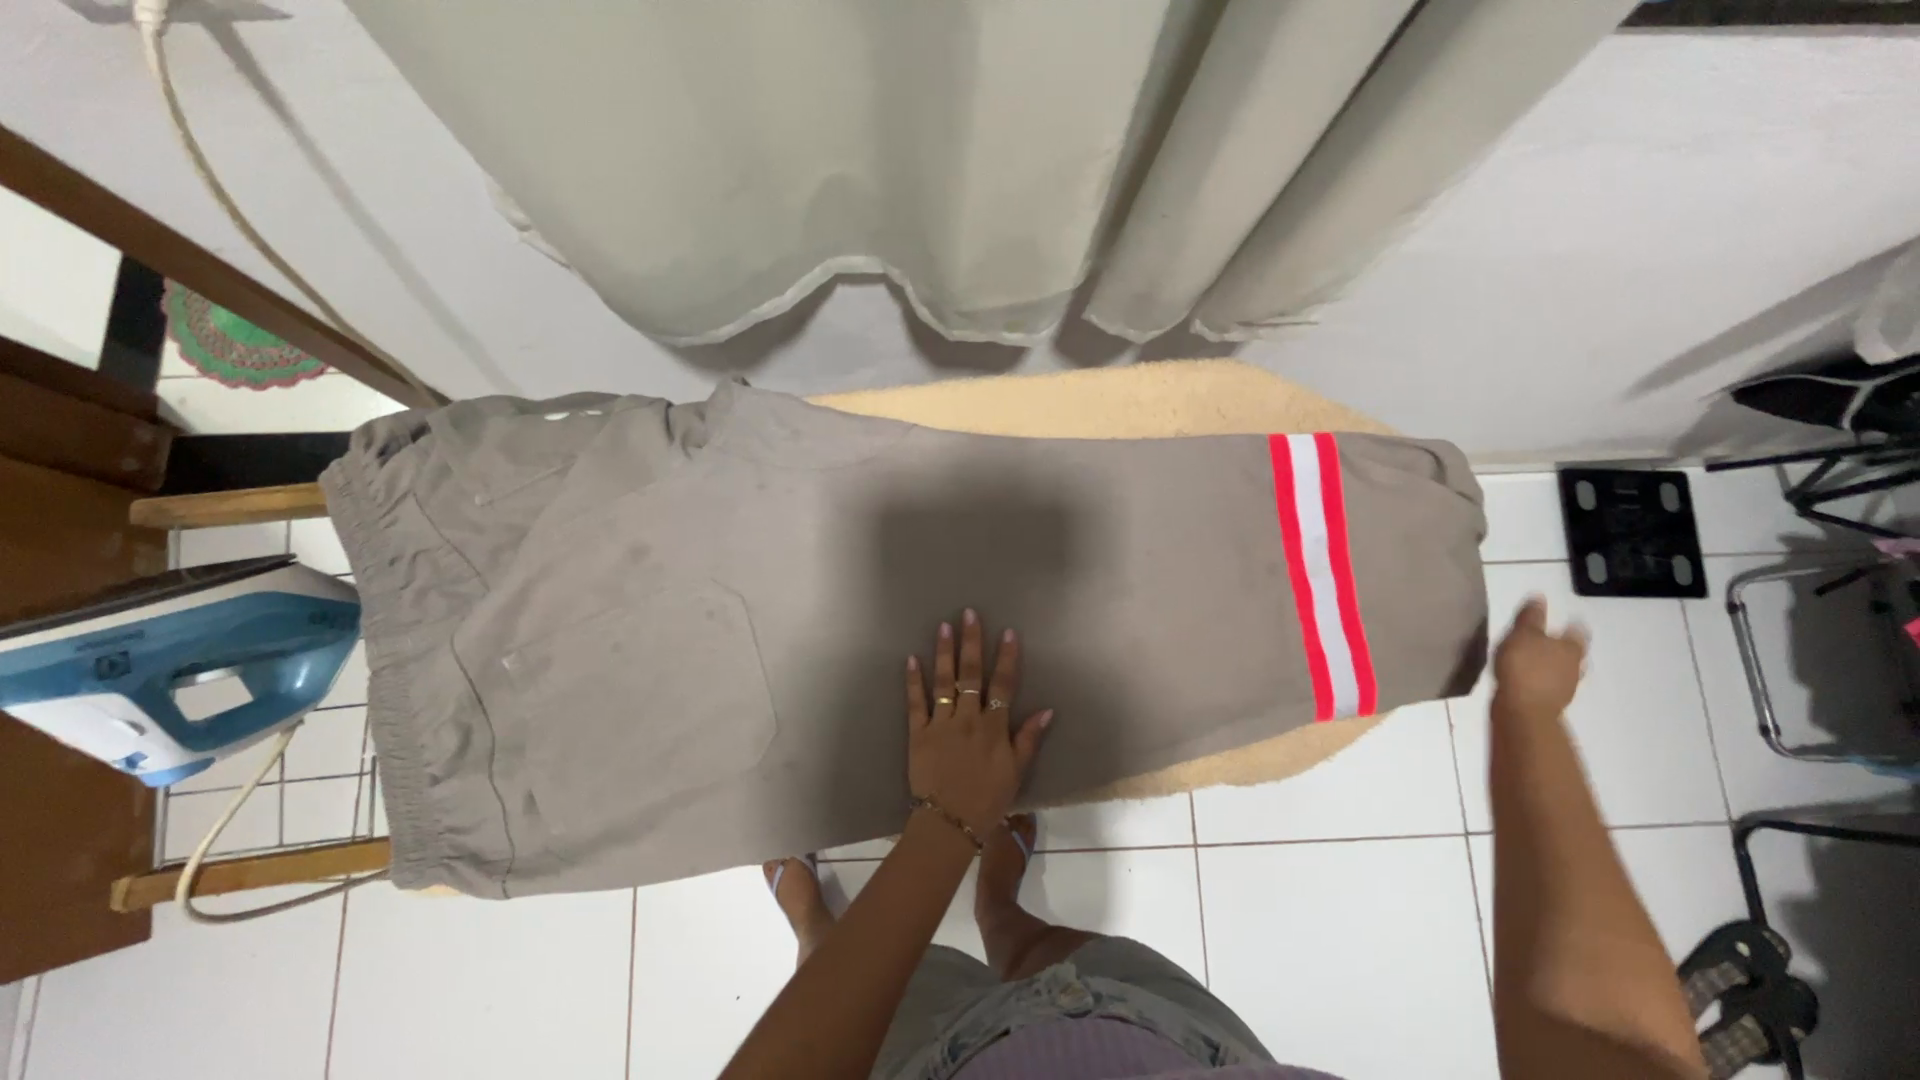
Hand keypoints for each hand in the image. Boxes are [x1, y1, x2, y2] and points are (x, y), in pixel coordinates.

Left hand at [905, 609, 1052, 835]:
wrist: (950, 822)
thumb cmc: (987, 800)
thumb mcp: (1016, 772)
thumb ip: (1029, 738)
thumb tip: (1047, 709)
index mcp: (994, 727)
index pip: (1003, 685)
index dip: (1006, 657)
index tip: (1008, 631)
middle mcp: (968, 719)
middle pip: (971, 674)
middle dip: (972, 642)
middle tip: (969, 613)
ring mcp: (941, 724)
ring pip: (943, 682)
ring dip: (944, 652)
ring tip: (944, 626)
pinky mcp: (918, 734)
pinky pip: (915, 703)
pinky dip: (913, 680)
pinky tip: (912, 658)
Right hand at [1492, 596, 1587, 718]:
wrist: (1522, 710)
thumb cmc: (1523, 666)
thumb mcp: (1522, 635)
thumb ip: (1531, 617)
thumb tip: (1539, 597)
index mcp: (1572, 646)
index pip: (1577, 630)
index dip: (1571, 624)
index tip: (1565, 620)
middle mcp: (1576, 665)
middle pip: (1573, 652)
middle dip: (1562, 646)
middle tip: (1548, 640)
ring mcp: (1566, 686)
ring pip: (1563, 670)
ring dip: (1553, 665)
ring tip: (1536, 660)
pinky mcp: (1552, 702)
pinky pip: (1550, 685)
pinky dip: (1542, 680)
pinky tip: (1528, 679)